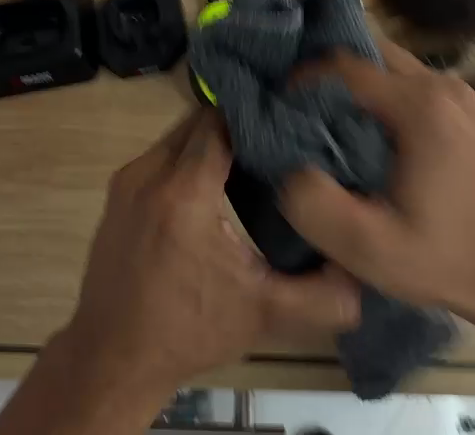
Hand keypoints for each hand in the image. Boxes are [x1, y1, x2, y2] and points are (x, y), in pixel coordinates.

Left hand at [57, 109, 362, 395]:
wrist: (112, 358)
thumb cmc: (188, 331)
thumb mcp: (261, 314)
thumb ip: (317, 295)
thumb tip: (362, 276)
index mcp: (183, 192)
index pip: (221, 121)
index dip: (256, 116)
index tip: (289, 119)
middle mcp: (149, 174)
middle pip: (198, 121)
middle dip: (238, 123)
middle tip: (278, 135)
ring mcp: (128, 181)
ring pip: (177, 136)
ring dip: (211, 139)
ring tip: (254, 154)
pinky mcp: (118, 194)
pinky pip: (160, 155)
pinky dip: (188, 155)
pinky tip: (216, 178)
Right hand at [280, 41, 474, 325]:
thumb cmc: (443, 259)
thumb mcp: (368, 247)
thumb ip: (314, 203)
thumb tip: (286, 166)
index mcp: (419, 105)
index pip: (343, 66)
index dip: (302, 80)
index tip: (275, 107)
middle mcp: (439, 85)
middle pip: (366, 53)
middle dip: (325, 72)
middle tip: (292, 105)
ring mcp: (455, 94)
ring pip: (386, 64)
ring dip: (350, 82)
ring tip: (319, 117)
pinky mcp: (460, 111)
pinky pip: (406, 82)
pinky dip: (376, 93)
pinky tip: (359, 129)